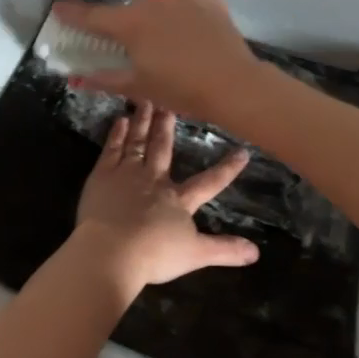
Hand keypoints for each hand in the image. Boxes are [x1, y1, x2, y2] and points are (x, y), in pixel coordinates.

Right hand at [53, 0, 272, 120]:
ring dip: (160, 21)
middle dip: (130, 28)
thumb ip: (103, 79)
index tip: (59, 9)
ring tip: (173, 48)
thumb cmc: (181, 89)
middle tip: (139, 53)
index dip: (72, 14)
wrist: (234, 84)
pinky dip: (185, 17)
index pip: (92, 15)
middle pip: (130, 12)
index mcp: (130, 21)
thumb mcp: (139, 88)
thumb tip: (75, 78)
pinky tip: (194, 38)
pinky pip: (187, 4)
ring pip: (161, 6)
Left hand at [69, 100, 256, 292]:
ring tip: (145, 102)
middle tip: (169, 105)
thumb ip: (224, 250)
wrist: (111, 252)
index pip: (209, 182)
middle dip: (167, 128)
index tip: (243, 152)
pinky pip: (111, 150)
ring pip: (137, 143)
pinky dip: (117, 134)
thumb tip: (256, 253)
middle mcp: (155, 180)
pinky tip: (120, 121)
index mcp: (178, 199)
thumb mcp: (195, 255)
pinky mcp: (102, 176)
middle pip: (163, 149)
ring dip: (142, 123)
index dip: (227, 169)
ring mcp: (127, 175)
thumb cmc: (153, 255)